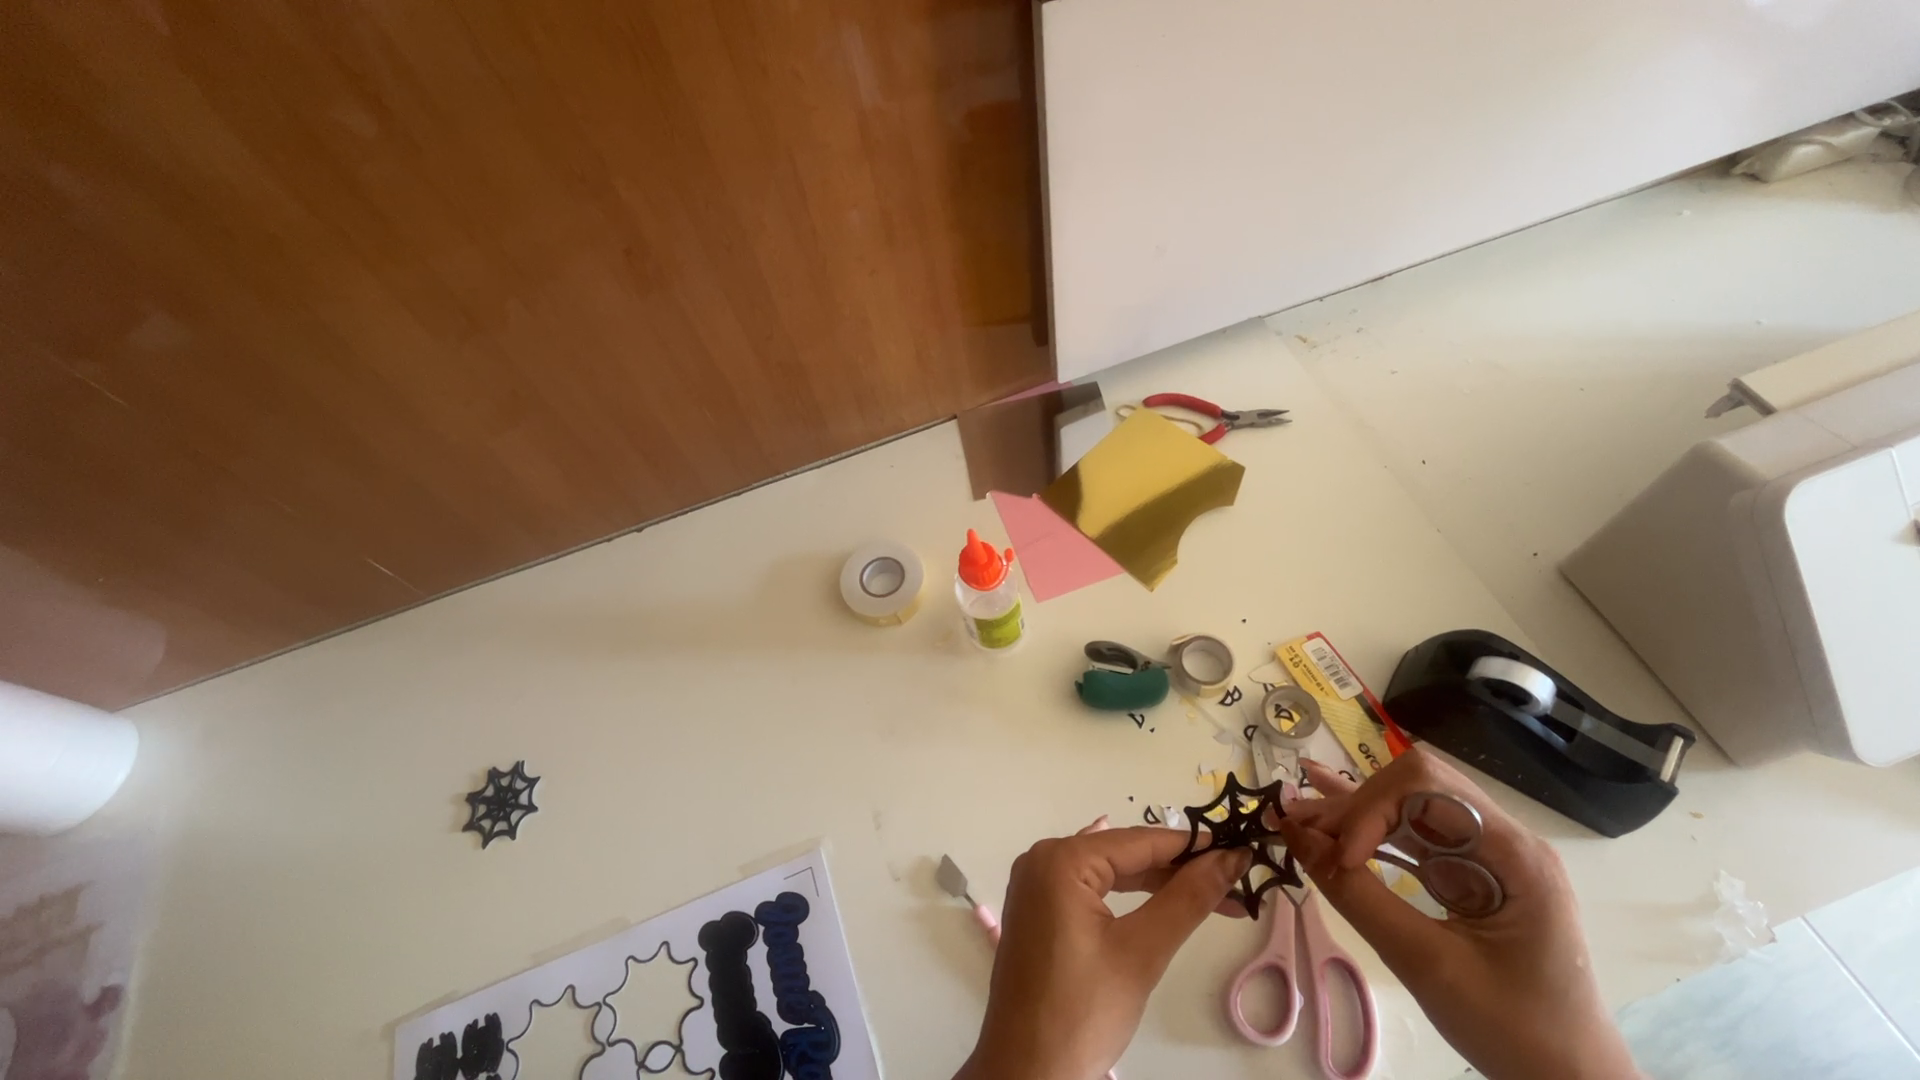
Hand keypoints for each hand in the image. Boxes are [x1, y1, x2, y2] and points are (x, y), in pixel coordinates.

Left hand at [954, 818, 1251, 1079]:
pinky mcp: (1039, 910)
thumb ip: (1187, 898)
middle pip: (1125, 853)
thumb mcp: (1142, 952)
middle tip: (1237, 883)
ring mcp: (1036, 885)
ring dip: (1160, 884)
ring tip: (1215, 896)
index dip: (1194, 845)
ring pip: (1111, 871)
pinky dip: (1130, 897)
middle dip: (1180, 869)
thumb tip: (1230, 857)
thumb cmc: (1082, 1011)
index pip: (1139, 841)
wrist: (1027, 1071)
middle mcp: (1042, 859)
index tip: (1242, 851)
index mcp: (1060, 860)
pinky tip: (1164, 901)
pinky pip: (1092, 889)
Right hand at [1280, 748, 1642, 1079]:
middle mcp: (1504, 840)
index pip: (1426, 788)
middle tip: (1300, 830)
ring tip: (1294, 815)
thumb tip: (1295, 836)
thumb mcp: (1427, 964)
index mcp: (1515, 854)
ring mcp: (1487, 856)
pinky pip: (1411, 836)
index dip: (1372, 810)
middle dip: (1355, 806)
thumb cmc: (1513, 1029)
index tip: (1342, 861)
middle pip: (1414, 788)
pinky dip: (1366, 831)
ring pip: (1406, 807)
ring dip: (1352, 814)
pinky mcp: (1468, 874)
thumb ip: (1358, 896)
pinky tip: (1325, 811)